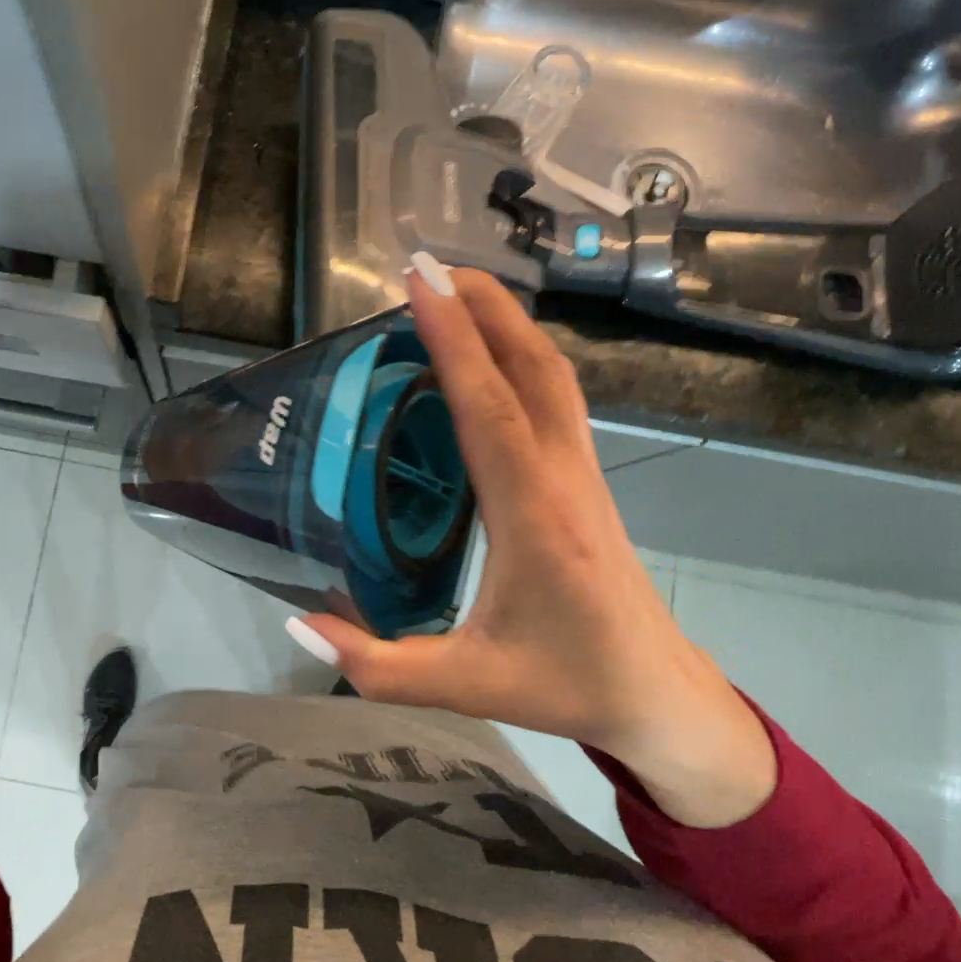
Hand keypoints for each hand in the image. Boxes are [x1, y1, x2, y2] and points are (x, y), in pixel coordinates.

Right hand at [293, 256, 776, 827]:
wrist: (659, 693)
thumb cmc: (568, 684)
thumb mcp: (466, 686)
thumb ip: (378, 665)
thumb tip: (301, 626)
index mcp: (532, 518)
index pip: (488, 407)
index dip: (453, 340)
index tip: (419, 282)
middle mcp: (563, 478)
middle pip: (532, 367)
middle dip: (484, 307)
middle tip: (428, 268)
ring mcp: (583, 474)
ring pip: (553, 376)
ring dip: (508, 325)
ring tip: (457, 295)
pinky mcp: (585, 481)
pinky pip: (556, 398)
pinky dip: (522, 358)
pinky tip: (492, 360)